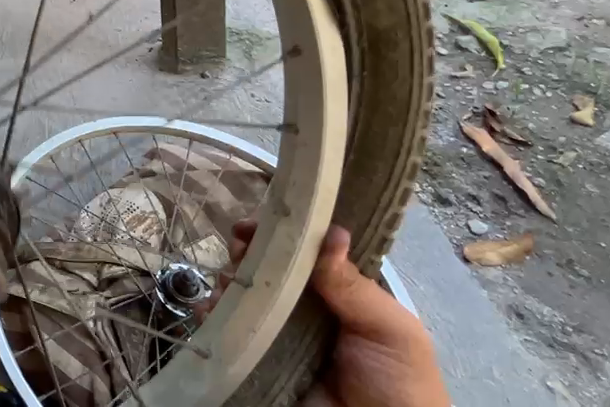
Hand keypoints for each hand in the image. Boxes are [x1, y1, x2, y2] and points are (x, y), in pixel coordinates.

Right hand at [226, 222, 448, 406]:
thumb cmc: (398, 385)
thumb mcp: (391, 332)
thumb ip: (355, 284)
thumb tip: (330, 228)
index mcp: (338, 294)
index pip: (302, 251)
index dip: (276, 232)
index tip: (253, 225)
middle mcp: (303, 306)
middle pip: (265, 265)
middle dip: (246, 252)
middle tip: (239, 252)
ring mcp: (276, 330)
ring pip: (241, 290)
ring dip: (228, 279)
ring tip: (229, 286)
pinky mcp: (255, 354)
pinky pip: (225, 326)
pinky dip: (211, 313)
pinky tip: (211, 310)